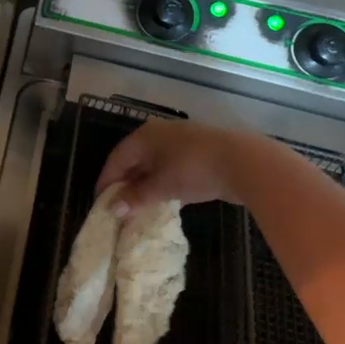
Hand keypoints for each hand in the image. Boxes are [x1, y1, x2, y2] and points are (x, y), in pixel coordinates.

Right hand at [94, 118, 249, 215]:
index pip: (116, 158)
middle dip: (126, 183)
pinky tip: (165, 199)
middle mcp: (159, 134)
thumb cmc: (193, 170)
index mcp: (144, 136)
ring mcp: (181, 141)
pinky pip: (171, 167)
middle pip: (134, 160)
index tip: (101, 202)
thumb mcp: (161, 187)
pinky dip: (164, 183)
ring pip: (154, 164)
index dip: (107, 181)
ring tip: (140, 206)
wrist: (243, 162)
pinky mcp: (199, 152)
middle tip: (119, 207)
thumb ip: (136, 197)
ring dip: (145, 184)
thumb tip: (113, 209)